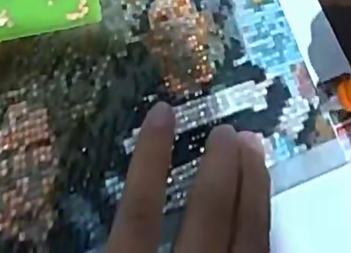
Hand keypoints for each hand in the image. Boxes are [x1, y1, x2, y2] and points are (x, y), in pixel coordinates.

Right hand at [106, 103, 270, 252]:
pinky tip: (266, 200)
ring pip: (247, 238)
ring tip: (254, 146)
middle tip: (226, 130)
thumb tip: (84, 205)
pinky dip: (265, 224)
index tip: (162, 111)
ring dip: (254, 189)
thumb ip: (111, 238)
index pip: (140, 213)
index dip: (150, 158)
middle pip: (207, 217)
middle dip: (220, 168)